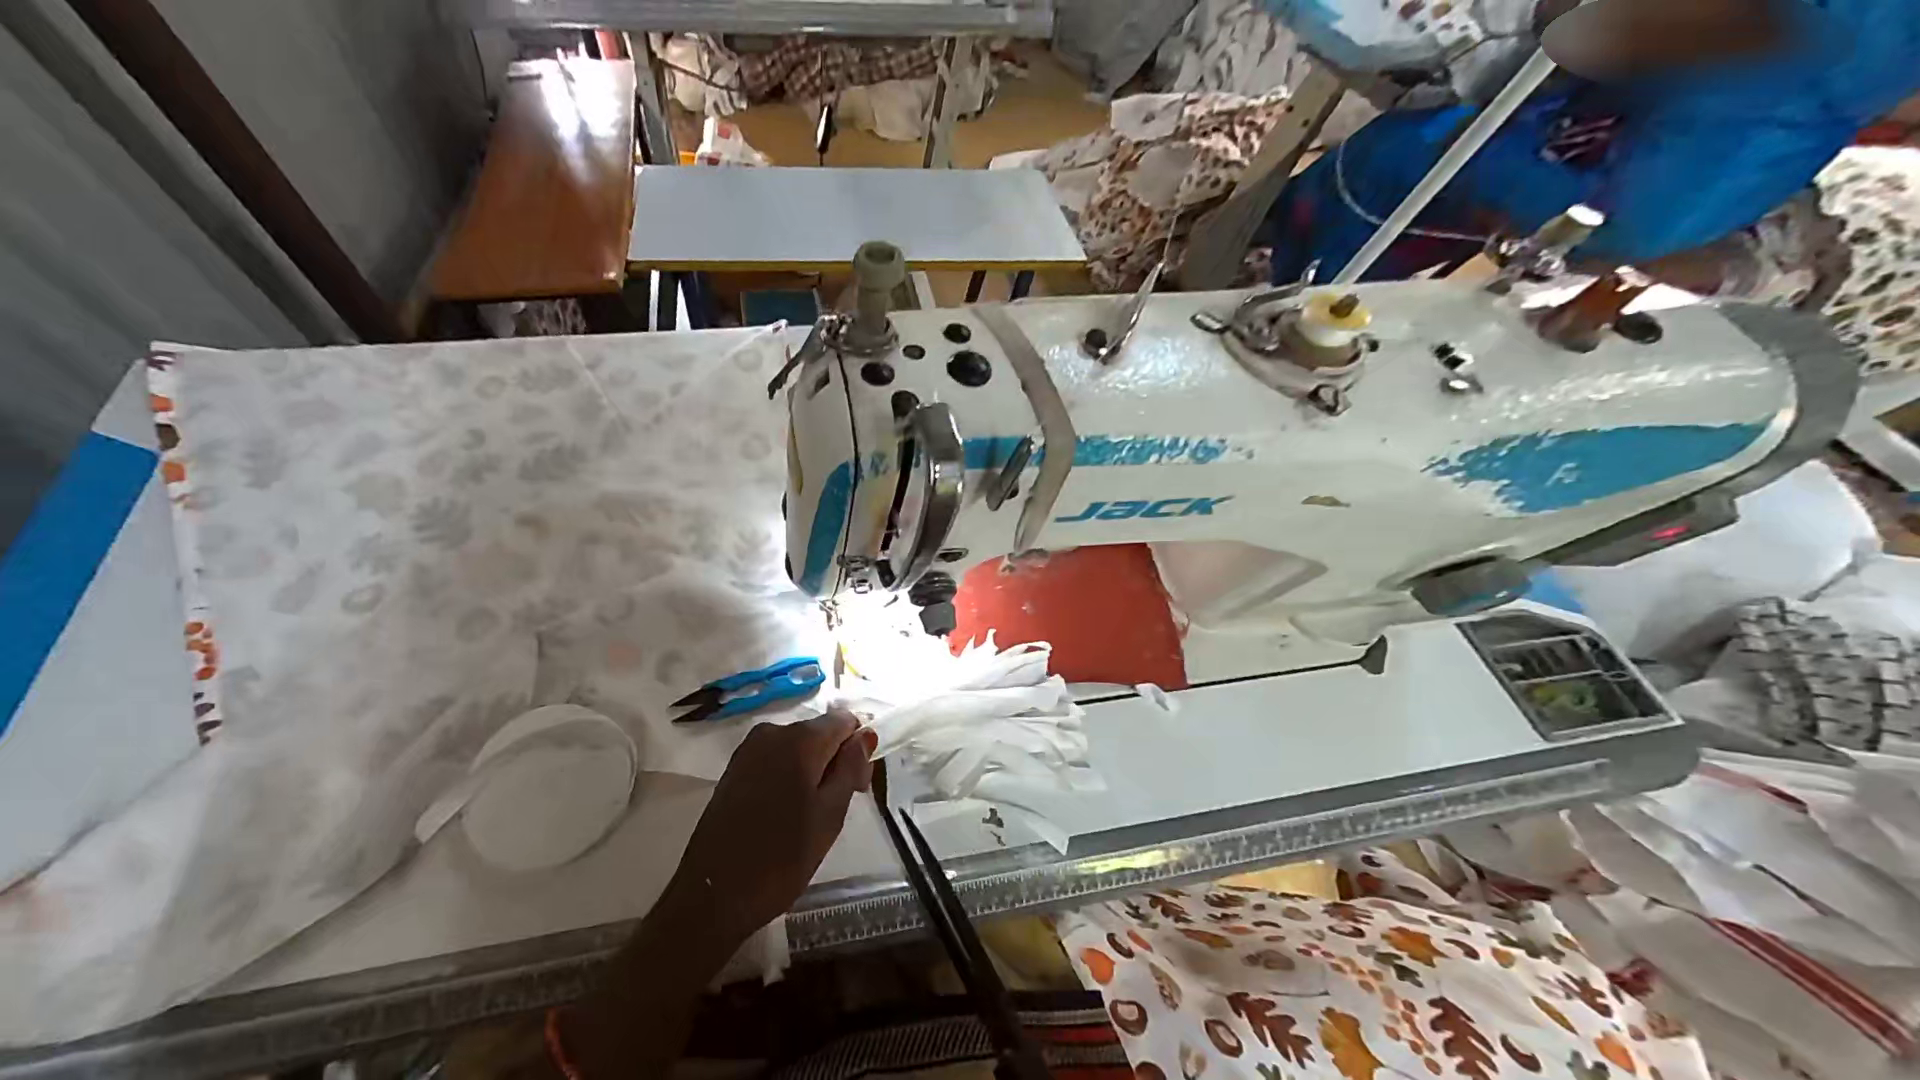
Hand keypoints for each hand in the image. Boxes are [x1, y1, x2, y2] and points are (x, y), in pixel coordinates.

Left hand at [664, 708, 875, 946]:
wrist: (712, 896)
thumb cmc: (781, 857)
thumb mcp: (830, 814)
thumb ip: (851, 767)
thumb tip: (864, 734)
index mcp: (800, 739)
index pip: (845, 721)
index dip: (858, 749)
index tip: (857, 787)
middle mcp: (772, 733)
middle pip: (820, 733)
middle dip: (835, 761)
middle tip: (835, 810)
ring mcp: (748, 750)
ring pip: (798, 748)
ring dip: (812, 772)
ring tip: (809, 818)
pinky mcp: (733, 770)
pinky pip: (775, 761)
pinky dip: (788, 778)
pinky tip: (785, 814)